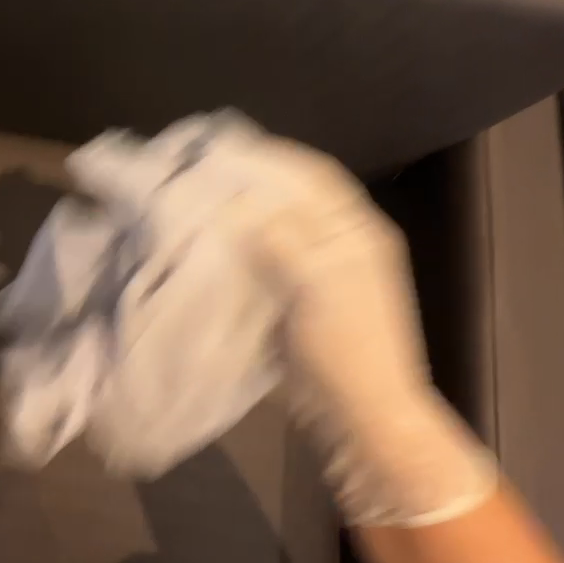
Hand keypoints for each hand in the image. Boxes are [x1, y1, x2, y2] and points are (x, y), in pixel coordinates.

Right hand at [127, 126, 495, 528]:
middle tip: (206, 172)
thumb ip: (281, 238)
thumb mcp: (318, 285)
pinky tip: (211, 242)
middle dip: (253, 183)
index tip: (230, 147)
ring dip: (244, 214)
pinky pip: (267, 257)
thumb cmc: (348, 346)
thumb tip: (239, 205)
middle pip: (294, 198)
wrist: (361, 415)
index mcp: (358, 232)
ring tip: (201, 201)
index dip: (276, 157)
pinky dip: (241, 245)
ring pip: (277, 227)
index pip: (316, 176)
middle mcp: (341, 243)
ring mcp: (321, 271)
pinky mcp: (299, 296)